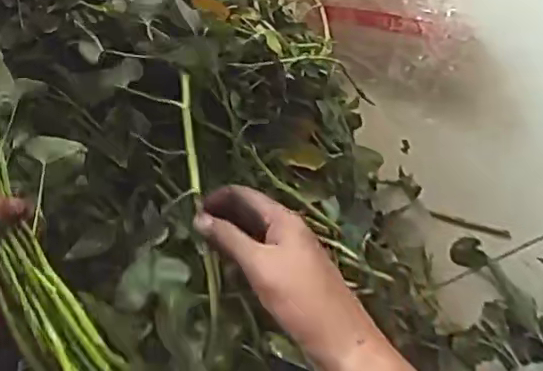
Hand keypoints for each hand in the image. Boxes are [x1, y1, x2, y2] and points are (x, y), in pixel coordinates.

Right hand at [196, 187, 407, 370]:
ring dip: (232, 234)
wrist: (349, 348)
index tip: (193, 210)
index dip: (216, 197)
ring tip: (209, 245)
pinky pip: (265, 250)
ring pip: (256, 232)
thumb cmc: (301, 300)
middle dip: (222, 215)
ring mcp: (296, 251)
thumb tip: (198, 217)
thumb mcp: (259, 266)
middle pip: (249, 210)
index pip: (242, 193)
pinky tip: (233, 264)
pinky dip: (245, 250)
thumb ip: (228, 237)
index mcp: (284, 219)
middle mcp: (291, 228)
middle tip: (198, 228)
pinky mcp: (298, 272)